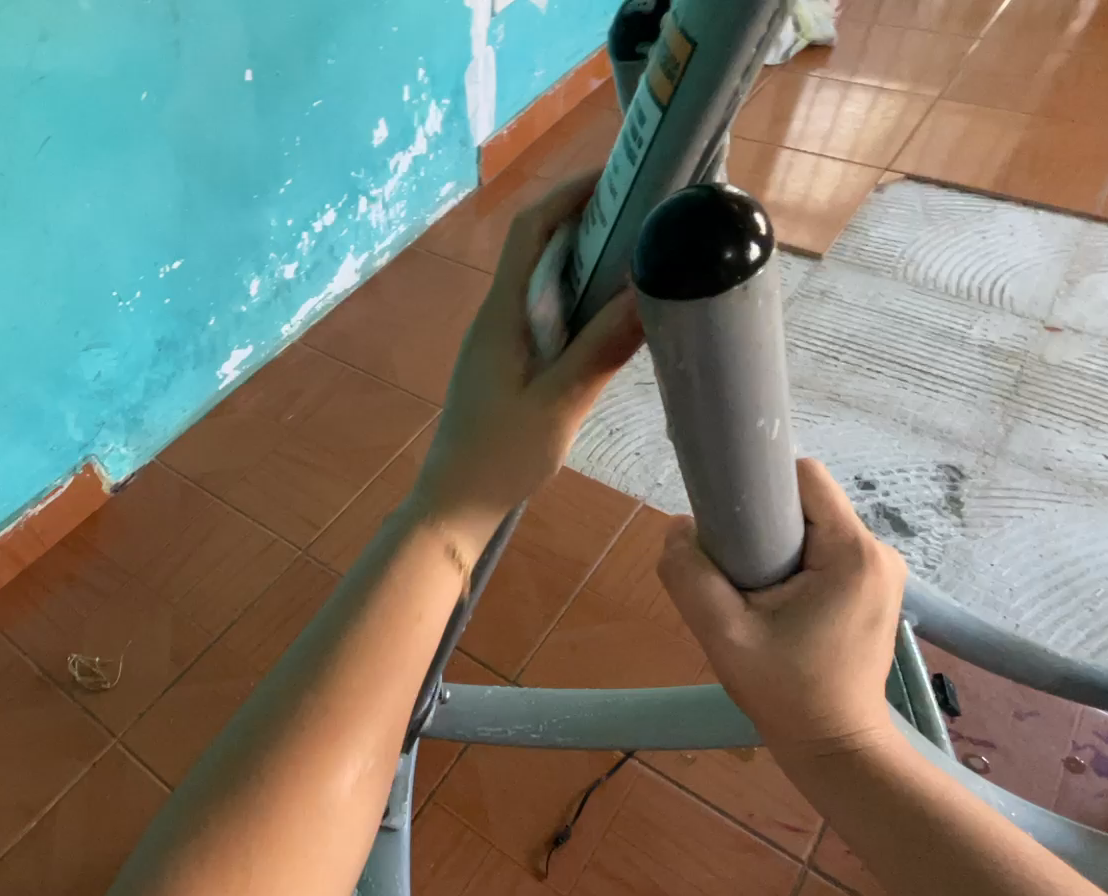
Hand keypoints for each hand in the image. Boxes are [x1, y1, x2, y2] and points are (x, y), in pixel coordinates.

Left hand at [409, 173, 644, 540]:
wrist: (455, 503)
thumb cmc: (500, 457)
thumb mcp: (559, 404)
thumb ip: (601, 348)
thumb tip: (650, 288)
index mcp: (501, 316)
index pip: (530, 230)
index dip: (572, 194)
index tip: (624, 179)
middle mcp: (496, 318)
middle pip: (539, 251)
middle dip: (591, 226)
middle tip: (651, 220)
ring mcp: (498, 342)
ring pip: (544, 286)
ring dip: (587, 268)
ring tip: (643, 261)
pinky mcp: (505, 366)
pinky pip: (544, 319)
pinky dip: (578, 307)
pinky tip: (612, 321)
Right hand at [658, 458, 908, 762]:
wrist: (833, 745)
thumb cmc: (783, 690)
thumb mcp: (720, 632)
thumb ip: (689, 575)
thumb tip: (676, 528)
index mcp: (851, 552)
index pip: (803, 478)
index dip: (757, 487)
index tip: (726, 525)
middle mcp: (877, 551)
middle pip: (803, 504)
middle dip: (760, 526)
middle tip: (733, 575)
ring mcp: (879, 572)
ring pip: (809, 529)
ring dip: (772, 549)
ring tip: (750, 597)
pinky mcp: (871, 590)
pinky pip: (821, 553)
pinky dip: (790, 566)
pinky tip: (772, 606)